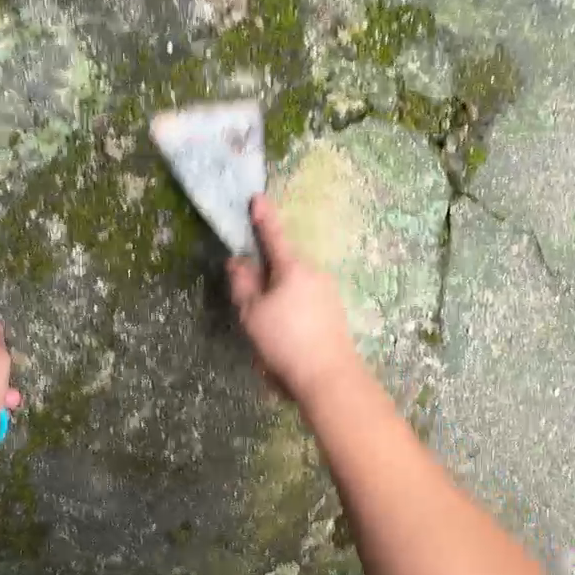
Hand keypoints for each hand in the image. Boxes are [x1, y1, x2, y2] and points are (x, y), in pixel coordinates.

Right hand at [226, 195, 364, 403]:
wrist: (328, 377)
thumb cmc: (284, 341)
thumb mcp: (252, 313)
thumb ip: (242, 283)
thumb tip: (239, 261)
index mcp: (293, 268)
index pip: (273, 236)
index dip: (263, 218)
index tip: (257, 198)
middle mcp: (315, 275)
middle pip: (283, 269)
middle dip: (266, 282)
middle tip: (252, 312)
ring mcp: (329, 296)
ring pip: (293, 292)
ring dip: (278, 307)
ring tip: (268, 342)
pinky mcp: (334, 316)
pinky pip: (305, 310)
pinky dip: (291, 322)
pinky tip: (285, 348)